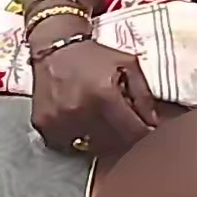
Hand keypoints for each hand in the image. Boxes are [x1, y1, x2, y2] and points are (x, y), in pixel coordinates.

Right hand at [30, 38, 158, 154]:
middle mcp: (80, 110)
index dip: (143, 132)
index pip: (132, 132)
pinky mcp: (43, 125)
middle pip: (113, 144)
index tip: (146, 128)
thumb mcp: (128, 65)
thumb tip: (153, 123)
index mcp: (104, 95)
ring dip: (103, 140)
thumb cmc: (96, 56)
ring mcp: (58, 120)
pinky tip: (84, 121)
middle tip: (126, 124)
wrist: (55, 48)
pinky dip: (80, 138)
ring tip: (104, 120)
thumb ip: (144, 95)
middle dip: (125, 137)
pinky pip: (68, 144)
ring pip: (91, 148)